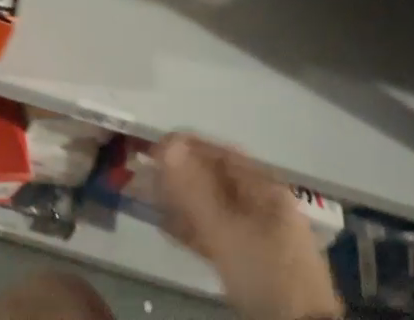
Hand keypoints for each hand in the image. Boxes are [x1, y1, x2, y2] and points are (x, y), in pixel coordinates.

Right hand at [155, 133, 343, 319]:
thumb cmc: (263, 271)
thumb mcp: (226, 230)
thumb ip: (194, 188)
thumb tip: (168, 143)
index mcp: (266, 190)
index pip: (223, 155)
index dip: (189, 146)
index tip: (155, 146)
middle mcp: (264, 207)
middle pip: (217, 181)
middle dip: (182, 174)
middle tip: (147, 173)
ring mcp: (258, 236)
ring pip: (214, 208)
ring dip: (183, 201)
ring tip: (150, 198)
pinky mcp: (250, 262)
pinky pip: (216, 235)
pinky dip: (192, 228)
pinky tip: (167, 229)